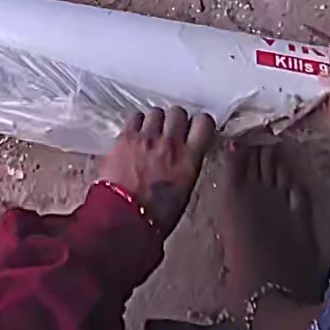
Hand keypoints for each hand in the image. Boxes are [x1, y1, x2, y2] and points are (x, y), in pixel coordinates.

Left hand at [98, 106, 216, 233]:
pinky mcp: (126, 137)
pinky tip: (135, 133)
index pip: (203, 123)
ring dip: (155, 120)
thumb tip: (184, 155)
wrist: (125, 217)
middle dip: (175, 119)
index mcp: (190, 159)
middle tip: (169, 130)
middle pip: (178, 112)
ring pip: (156, 112)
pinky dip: (137, 122)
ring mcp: (147, 138)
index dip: (199, 122)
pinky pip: (135, 116)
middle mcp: (171, 143)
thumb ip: (186, 166)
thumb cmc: (157, 214)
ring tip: (150, 132)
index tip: (195, 127)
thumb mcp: (183, 190)